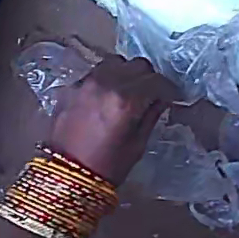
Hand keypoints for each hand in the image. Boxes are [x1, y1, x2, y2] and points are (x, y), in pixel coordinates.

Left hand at [46, 56, 176, 182]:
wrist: (65, 175)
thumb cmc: (107, 166)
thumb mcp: (137, 144)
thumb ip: (151, 115)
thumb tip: (161, 99)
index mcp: (125, 100)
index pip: (156, 81)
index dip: (169, 89)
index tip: (173, 97)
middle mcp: (105, 83)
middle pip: (137, 65)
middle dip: (149, 79)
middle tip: (152, 94)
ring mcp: (86, 82)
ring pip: (116, 63)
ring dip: (127, 74)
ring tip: (129, 91)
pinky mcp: (71, 86)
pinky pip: (96, 73)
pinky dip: (108, 79)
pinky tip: (108, 96)